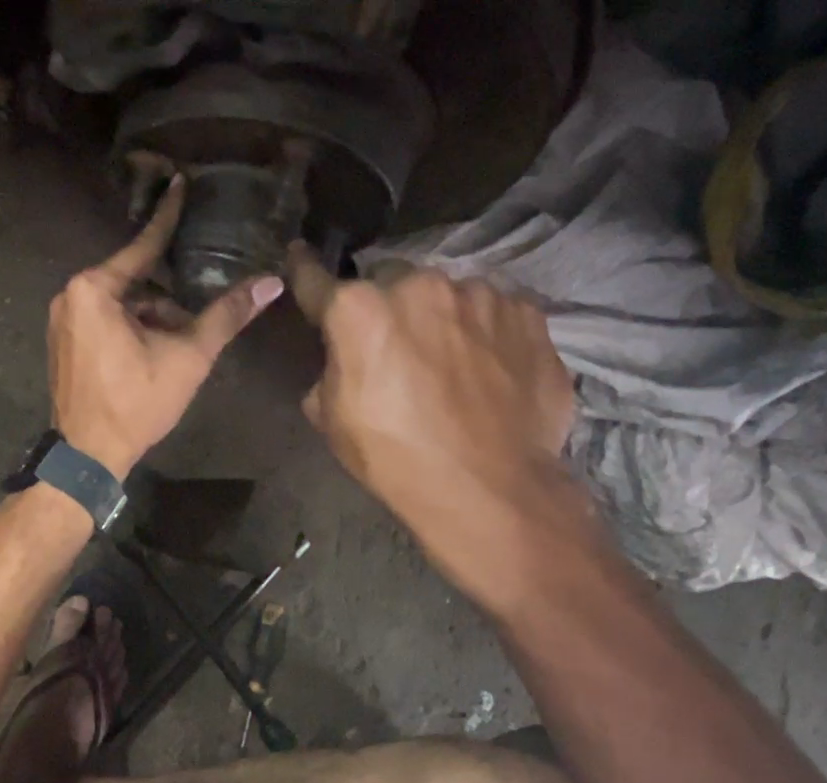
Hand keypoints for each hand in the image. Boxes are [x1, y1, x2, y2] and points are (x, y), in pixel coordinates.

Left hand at [48, 177, 282, 476]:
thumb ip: (225, 316)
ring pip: (120, 304)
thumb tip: (271, 284)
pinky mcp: (63, 344)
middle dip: (167, 292)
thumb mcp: (186, 358)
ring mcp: (62, 322)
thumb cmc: (134, 404)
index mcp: (93, 291)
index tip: (180, 185)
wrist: (88, 456)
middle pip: (132, 279)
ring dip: (152, 316)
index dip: (168, 219)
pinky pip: (103, 322)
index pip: (142, 247)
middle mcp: (70, 298)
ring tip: (183, 339)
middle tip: (199, 301)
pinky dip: (132, 328)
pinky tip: (157, 350)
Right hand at [287, 241, 589, 612]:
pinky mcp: (528, 313)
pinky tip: (485, 371)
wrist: (486, 484)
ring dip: (439, 319)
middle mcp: (418, 286)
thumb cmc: (392, 455)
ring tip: (448, 366)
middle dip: (386, 307)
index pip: (318, 281)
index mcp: (359, 311)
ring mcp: (480, 295)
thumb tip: (345, 358)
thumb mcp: (331, 418)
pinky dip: (483, 333)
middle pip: (390, 283)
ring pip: (446, 296)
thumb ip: (331, 370)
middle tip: (393, 349)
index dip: (304, 271)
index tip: (298, 254)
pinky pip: (492, 313)